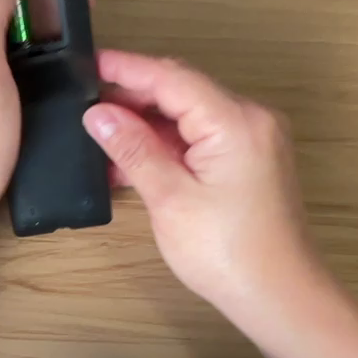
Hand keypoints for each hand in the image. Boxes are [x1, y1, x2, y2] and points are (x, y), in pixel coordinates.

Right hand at [81, 51, 332, 325]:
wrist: (275, 294)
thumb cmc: (224, 250)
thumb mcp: (169, 197)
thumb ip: (133, 149)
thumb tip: (98, 114)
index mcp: (235, 122)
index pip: (172, 78)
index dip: (127, 68)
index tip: (87, 62)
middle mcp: (249, 120)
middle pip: (181, 92)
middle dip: (131, 96)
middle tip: (82, 105)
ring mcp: (249, 140)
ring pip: (185, 117)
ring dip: (143, 125)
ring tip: (98, 140)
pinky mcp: (243, 161)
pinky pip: (195, 139)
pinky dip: (161, 145)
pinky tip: (127, 162)